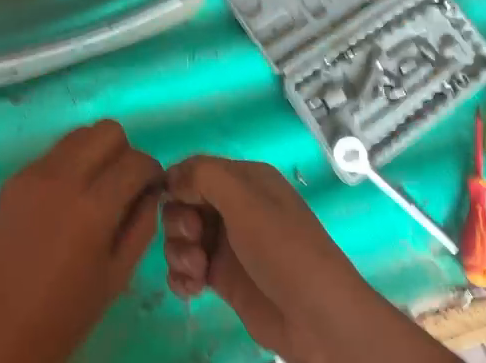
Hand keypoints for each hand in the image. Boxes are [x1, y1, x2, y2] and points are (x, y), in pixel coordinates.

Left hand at [0, 121, 161, 362]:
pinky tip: (63, 202)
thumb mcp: (118, 274)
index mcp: (93, 206)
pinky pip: (52, 155)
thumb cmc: (65, 312)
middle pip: (107, 130)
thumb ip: (142, 224)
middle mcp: (63, 177)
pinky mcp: (13, 179)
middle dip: (124, 152)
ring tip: (93, 191)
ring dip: (95, 154)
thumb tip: (149, 190)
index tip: (151, 188)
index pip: (136, 160)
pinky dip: (68, 166)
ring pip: (78, 135)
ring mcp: (33, 174)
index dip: (151, 171)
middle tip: (122, 185)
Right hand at [162, 156, 454, 362]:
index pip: (196, 169)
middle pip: (184, 203)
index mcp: (246, 180)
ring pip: (182, 237)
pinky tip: (192, 289)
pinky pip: (186, 268)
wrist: (316, 317)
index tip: (175, 202)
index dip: (178, 184)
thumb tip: (169, 178)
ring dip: (178, 251)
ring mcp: (228, 244)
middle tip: (195, 238)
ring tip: (197, 271)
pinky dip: (181, 276)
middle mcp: (235, 207)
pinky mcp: (223, 278)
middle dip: (178, 221)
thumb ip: (203, 176)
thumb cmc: (282, 247)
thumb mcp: (245, 199)